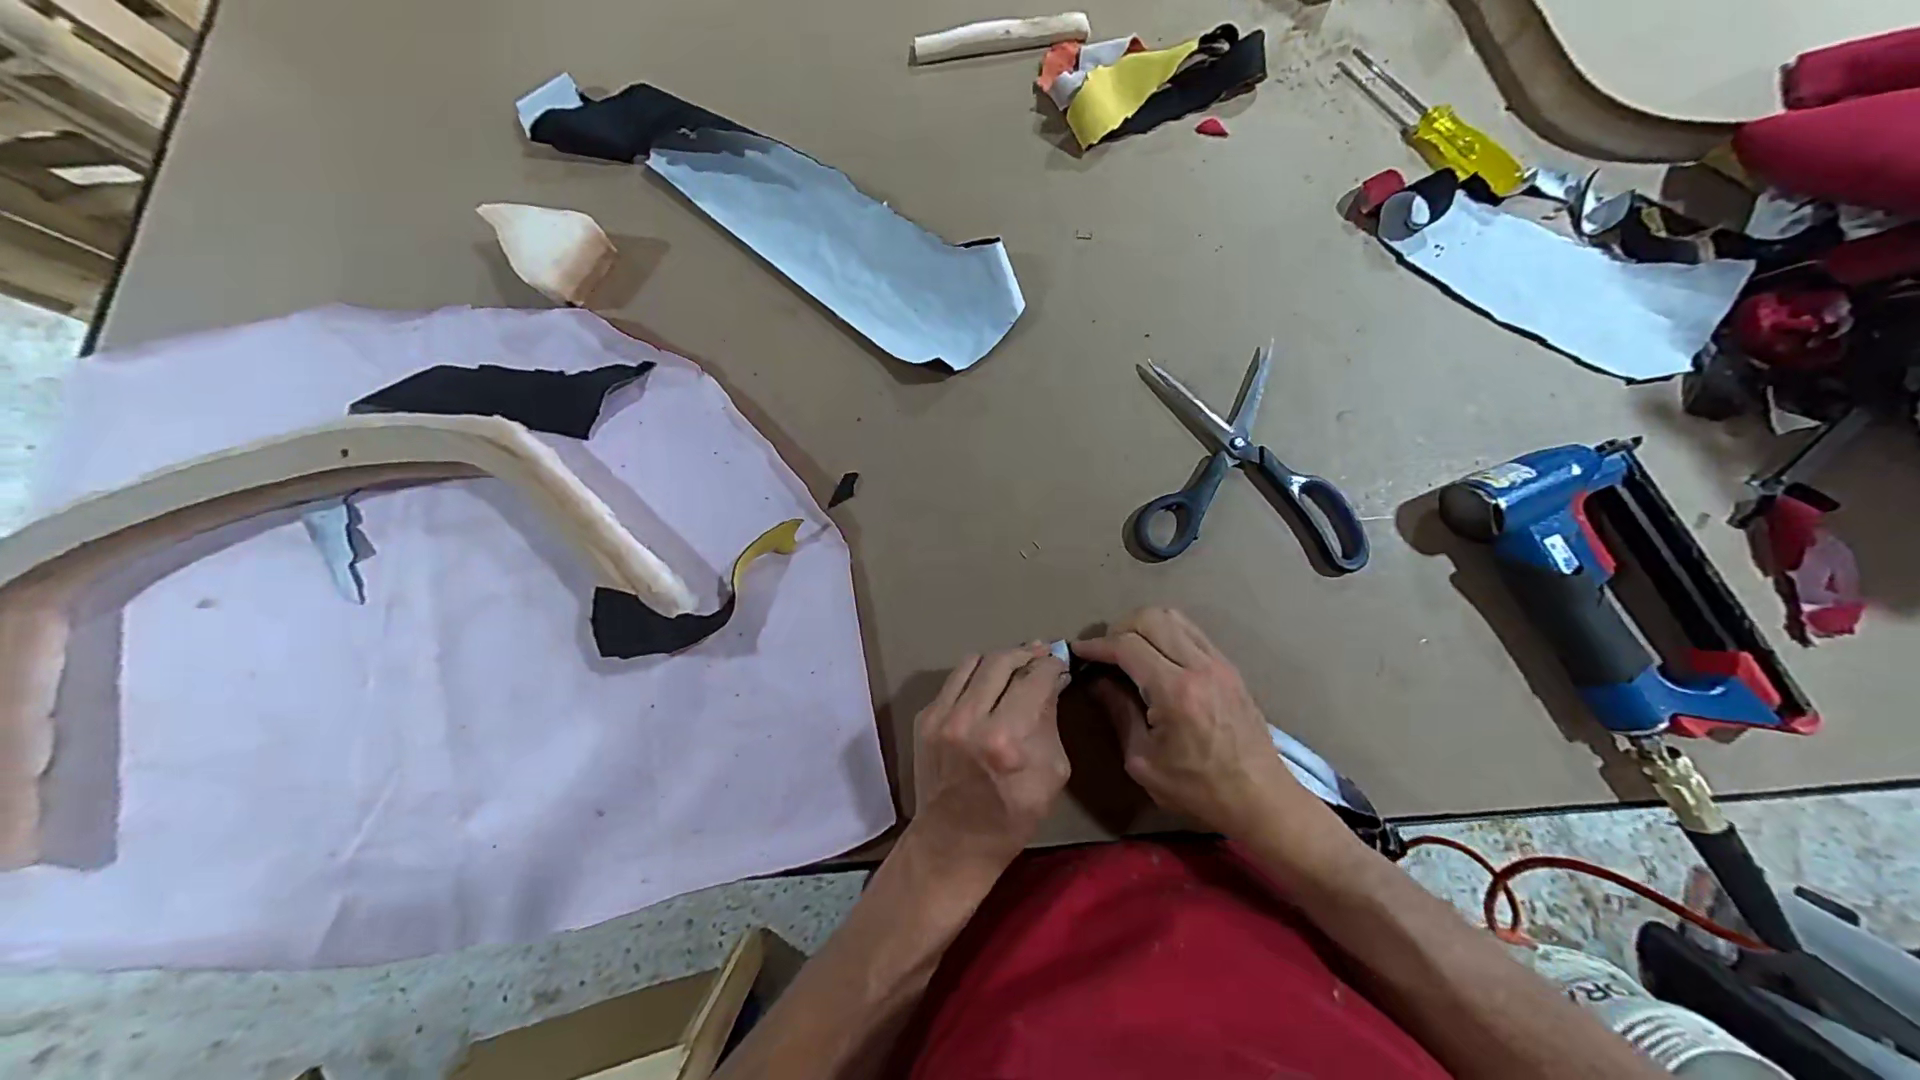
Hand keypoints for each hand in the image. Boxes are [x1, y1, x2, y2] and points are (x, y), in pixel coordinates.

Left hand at [909, 643, 1070, 871]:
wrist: (952, 841)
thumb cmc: (1011, 815)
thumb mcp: (1051, 774)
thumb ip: (1050, 722)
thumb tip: (1051, 682)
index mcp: (1005, 739)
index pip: (1035, 680)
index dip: (1052, 665)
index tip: (1059, 663)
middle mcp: (969, 720)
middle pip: (1001, 661)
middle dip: (1026, 653)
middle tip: (1039, 654)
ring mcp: (941, 717)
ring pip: (973, 662)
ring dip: (998, 661)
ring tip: (1013, 666)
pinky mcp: (924, 718)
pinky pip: (953, 681)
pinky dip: (974, 678)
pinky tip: (986, 689)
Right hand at [1073, 608, 1314, 837]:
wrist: (1261, 799)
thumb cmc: (1198, 789)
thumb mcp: (1143, 760)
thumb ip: (1118, 712)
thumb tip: (1096, 681)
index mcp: (1175, 691)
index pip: (1127, 646)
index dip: (1097, 645)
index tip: (1078, 651)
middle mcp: (1200, 667)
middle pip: (1150, 618)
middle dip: (1119, 629)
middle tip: (1104, 653)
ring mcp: (1219, 663)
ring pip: (1173, 617)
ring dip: (1144, 626)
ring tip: (1128, 651)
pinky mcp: (1229, 667)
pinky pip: (1191, 632)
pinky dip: (1166, 634)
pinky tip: (1156, 658)